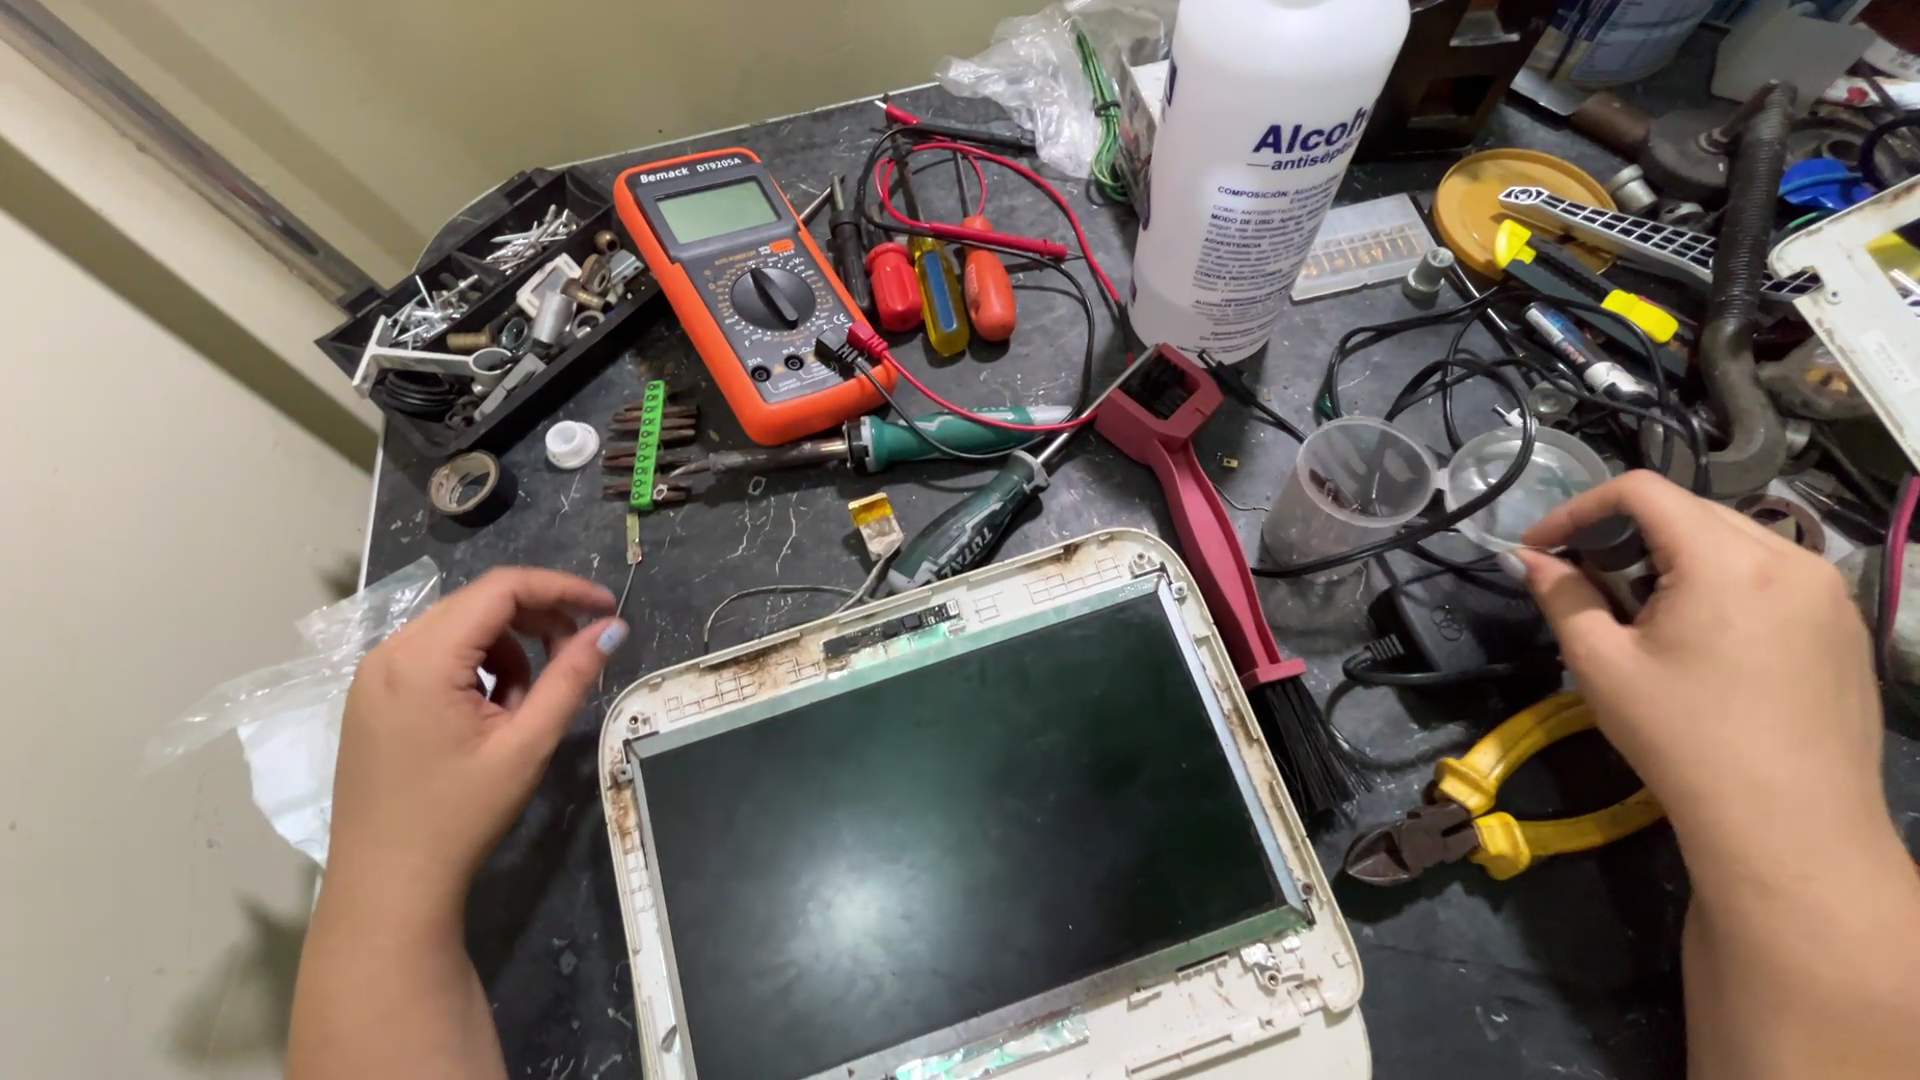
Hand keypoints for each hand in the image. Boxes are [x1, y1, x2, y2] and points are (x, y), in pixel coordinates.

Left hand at [327, 568, 624, 916]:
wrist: (387, 885)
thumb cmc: (461, 814)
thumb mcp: (528, 742)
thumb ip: (572, 676)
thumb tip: (612, 627)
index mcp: (422, 659)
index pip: (502, 589)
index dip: (562, 589)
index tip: (608, 609)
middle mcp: (388, 652)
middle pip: (480, 602)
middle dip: (539, 618)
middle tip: (579, 653)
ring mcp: (373, 675)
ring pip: (461, 627)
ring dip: (510, 647)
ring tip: (528, 702)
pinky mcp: (373, 696)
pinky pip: (438, 653)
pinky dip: (479, 666)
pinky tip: (492, 712)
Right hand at [1510, 471, 1886, 880]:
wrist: (1789, 821)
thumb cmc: (1680, 735)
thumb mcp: (1599, 662)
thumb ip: (1562, 595)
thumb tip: (1529, 558)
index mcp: (1727, 561)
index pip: (1643, 491)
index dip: (1577, 508)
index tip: (1541, 548)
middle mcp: (1790, 559)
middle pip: (1689, 509)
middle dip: (1621, 531)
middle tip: (1581, 579)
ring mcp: (1829, 592)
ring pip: (1732, 538)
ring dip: (1670, 554)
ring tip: (1636, 607)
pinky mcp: (1844, 625)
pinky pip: (1770, 573)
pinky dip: (1717, 579)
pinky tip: (1695, 633)